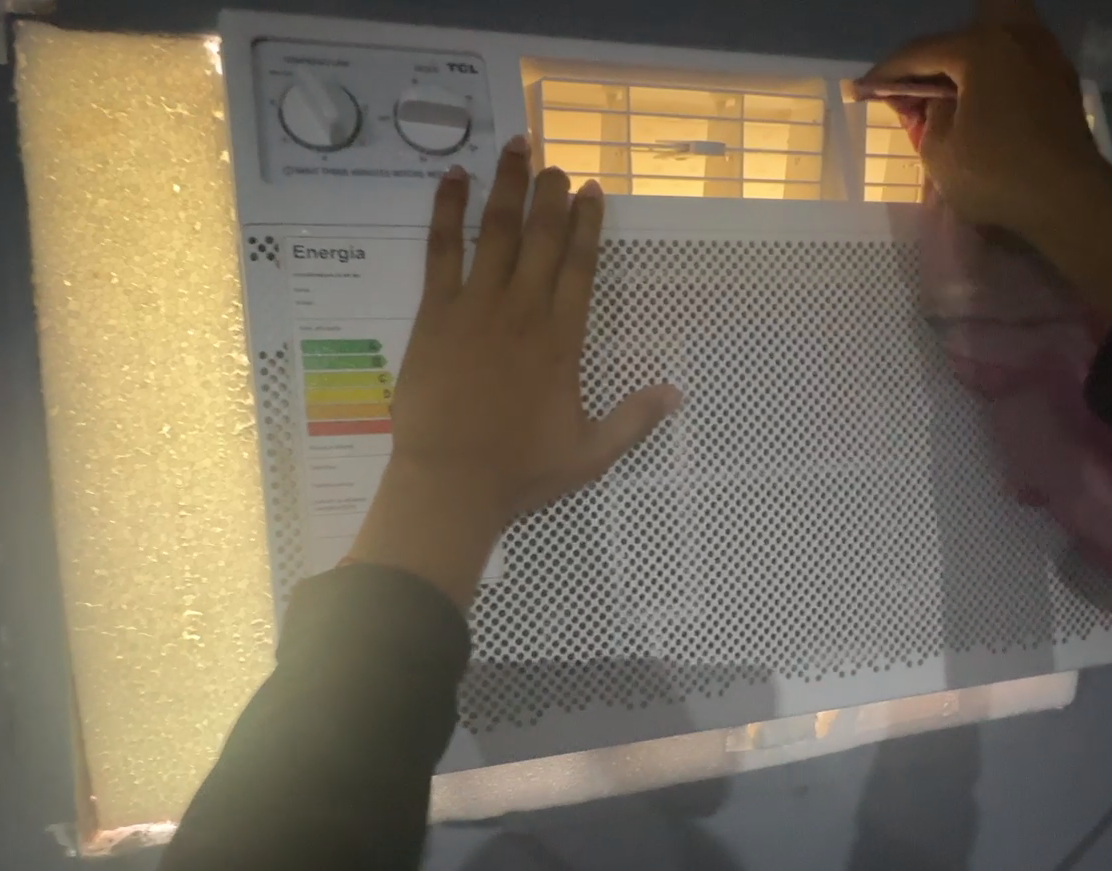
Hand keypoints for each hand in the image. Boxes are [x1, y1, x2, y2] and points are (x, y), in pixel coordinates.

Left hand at [346, 138, 682, 607]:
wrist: (451, 483)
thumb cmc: (520, 473)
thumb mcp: (590, 456)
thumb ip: (634, 421)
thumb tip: (677, 392)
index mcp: (562, 341)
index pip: (581, 267)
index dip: (588, 225)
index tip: (592, 189)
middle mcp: (523, 312)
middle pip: (542, 238)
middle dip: (552, 196)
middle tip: (557, 165)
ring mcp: (476, 308)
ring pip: (496, 232)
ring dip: (508, 186)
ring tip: (517, 146)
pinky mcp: (434, 315)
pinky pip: (441, 251)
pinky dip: (447, 211)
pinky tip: (452, 177)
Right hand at [857, 0, 1110, 237]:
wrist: (1063, 195)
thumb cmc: (991, 172)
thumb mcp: (938, 150)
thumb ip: (929, 117)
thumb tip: (937, 103)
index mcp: (982, 48)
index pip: (922, 50)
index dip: (887, 72)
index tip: (862, 88)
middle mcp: (1019, 38)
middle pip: (981, 14)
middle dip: (947, 42)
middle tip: (924, 76)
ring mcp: (1047, 57)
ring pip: (1005, 35)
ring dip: (974, 57)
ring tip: (949, 95)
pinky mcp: (1060, 83)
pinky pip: (1019, 61)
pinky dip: (995, 74)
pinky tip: (980, 104)